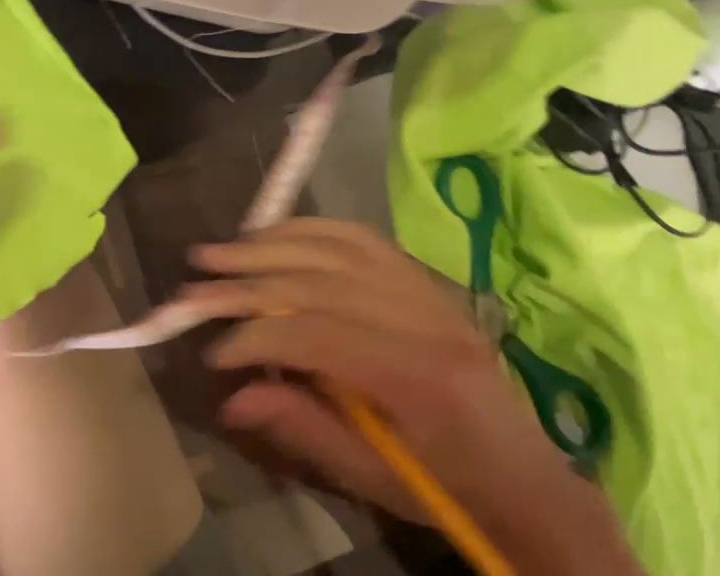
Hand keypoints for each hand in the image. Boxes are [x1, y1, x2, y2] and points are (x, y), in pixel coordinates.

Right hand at [183, 220, 642, 575]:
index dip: (256, 336)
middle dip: (248, 283)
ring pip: (339, 249)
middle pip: (320, 282)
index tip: (212, 352)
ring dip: (272, 245)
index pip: (317, 334)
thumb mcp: (373, 476)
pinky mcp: (428, 282)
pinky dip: (313, 230)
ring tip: (221, 251)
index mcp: (418, 378)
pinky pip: (365, 239)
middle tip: (194, 287)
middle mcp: (427, 321)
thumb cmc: (447, 489)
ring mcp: (431, 294)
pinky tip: (275, 233)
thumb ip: (302, 428)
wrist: (525, 480)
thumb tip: (230, 397)